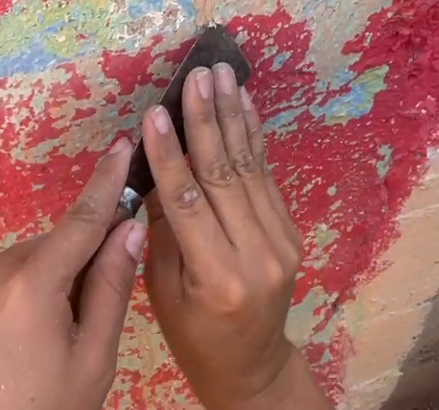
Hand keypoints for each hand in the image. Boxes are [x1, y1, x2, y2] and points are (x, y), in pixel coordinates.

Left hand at [0, 137, 145, 409]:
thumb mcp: (91, 362)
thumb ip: (111, 289)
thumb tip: (129, 228)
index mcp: (31, 282)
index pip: (83, 218)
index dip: (108, 180)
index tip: (124, 142)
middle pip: (56, 249)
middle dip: (79, 268)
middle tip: (87, 324)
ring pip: (28, 266)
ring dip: (48, 286)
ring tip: (45, 348)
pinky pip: (0, 282)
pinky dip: (19, 299)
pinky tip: (17, 348)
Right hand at [141, 64, 329, 409]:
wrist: (252, 365)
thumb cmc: (193, 332)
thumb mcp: (162, 288)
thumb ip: (161, 225)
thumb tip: (148, 162)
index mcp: (218, 278)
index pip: (188, 202)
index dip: (169, 154)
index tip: (154, 111)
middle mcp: (256, 254)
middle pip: (224, 174)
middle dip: (207, 119)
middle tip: (198, 75)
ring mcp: (281, 239)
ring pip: (249, 165)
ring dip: (232, 114)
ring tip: (222, 73)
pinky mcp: (290, 227)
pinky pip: (266, 172)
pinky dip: (252, 133)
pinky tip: (243, 101)